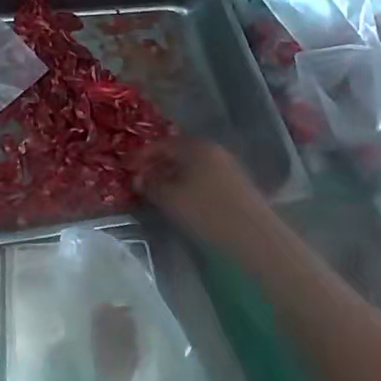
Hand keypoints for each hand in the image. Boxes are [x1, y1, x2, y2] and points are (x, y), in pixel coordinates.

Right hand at [135, 137, 275, 252]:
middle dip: (157, 165)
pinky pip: (205, 177)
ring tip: (158, 193)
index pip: (162, 144)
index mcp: (196, 147)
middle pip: (179, 153)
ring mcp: (228, 166)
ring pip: (192, 166)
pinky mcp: (237, 185)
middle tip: (141, 180)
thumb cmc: (207, 212)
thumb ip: (151, 185)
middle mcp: (213, 150)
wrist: (254, 236)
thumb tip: (139, 178)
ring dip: (173, 176)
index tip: (126, 168)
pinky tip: (183, 201)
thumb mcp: (171, 199)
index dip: (141, 156)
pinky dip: (188, 184)